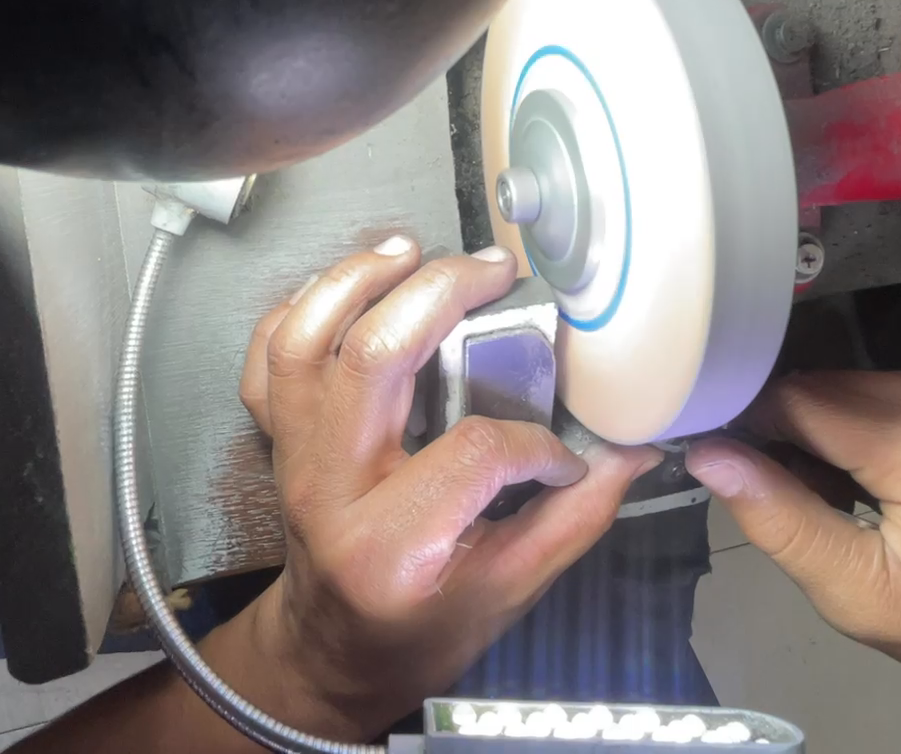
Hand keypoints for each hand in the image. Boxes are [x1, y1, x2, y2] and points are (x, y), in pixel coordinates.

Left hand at [220, 237, 659, 738]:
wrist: (330, 651)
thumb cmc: (418, 631)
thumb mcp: (506, 593)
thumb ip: (573, 519)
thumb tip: (633, 450)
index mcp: (393, 542)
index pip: (473, 452)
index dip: (534, 441)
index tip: (564, 450)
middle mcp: (331, 486)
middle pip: (373, 359)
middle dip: (439, 294)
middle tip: (492, 269)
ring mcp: (294, 455)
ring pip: (303, 342)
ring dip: (354, 280)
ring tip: (409, 250)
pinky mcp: (278, 437)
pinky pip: (266, 358)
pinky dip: (299, 309)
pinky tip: (348, 288)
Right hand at [687, 372, 900, 753]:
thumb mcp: (858, 598)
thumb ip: (778, 519)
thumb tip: (705, 453)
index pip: (798, 403)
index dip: (753, 430)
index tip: (739, 469)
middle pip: (825, 388)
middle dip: (792, 433)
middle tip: (799, 496)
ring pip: (852, 385)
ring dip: (825, 427)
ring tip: (840, 492)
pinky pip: (889, 389)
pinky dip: (863, 423)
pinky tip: (876, 472)